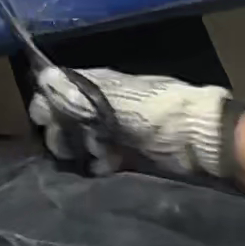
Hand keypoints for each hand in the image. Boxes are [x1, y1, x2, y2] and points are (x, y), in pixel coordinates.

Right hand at [27, 66, 239, 177]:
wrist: (201, 140)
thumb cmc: (154, 112)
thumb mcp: (111, 98)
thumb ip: (73, 92)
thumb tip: (42, 78)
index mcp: (93, 84)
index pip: (55, 91)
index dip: (46, 106)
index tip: (45, 123)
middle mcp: (98, 104)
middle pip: (63, 117)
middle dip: (61, 132)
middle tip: (66, 147)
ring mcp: (111, 129)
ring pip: (77, 139)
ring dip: (78, 150)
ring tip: (91, 158)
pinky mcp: (125, 154)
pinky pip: (97, 158)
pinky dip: (96, 164)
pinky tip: (102, 167)